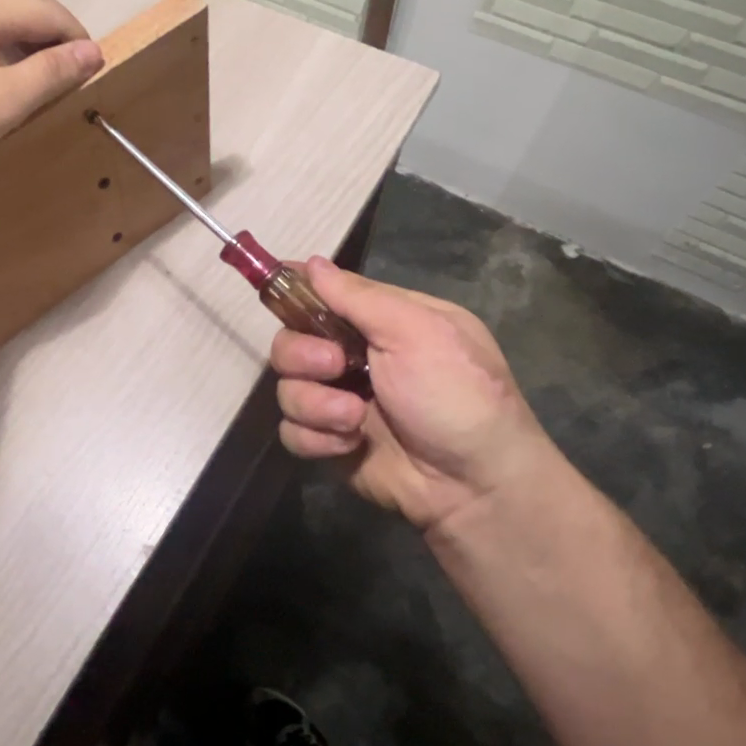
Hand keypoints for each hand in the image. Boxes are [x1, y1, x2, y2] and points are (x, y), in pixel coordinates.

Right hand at [270, 257, 555, 531]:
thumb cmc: (456, 394)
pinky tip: (348, 444)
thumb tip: (313, 262)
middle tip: (336, 368)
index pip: (324, 293)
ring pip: (286, 388)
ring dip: (315, 403)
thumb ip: (359, 296)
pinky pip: (291, 431)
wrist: (473, 483)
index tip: (272, 285)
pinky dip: (316, 437)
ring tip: (354, 419)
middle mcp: (353, 357)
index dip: (295, 289)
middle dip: (303, 354)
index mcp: (380, 322)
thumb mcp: (418, 331)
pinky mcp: (328, 442)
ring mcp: (338, 401)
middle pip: (290, 340)